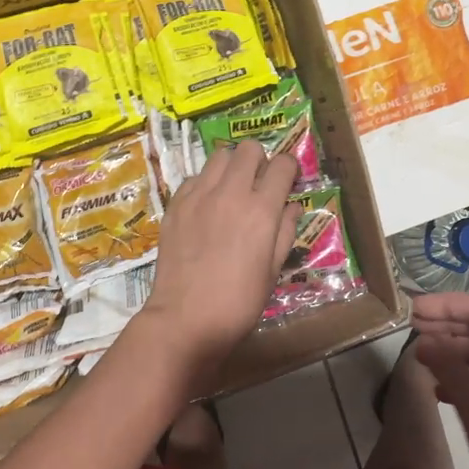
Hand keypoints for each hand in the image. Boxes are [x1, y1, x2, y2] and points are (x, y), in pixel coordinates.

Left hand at [141, 139, 301, 380]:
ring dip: (232, 166)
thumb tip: (292, 206)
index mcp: (261, 209)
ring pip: (220, 155)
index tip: (289, 180)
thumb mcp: (273, 271)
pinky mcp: (176, 203)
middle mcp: (231, 192)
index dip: (290, 168)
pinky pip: (196, 177)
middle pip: (250, 149)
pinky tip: (208, 206)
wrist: (185, 319)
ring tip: (232, 190)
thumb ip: (285, 231)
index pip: (283, 165)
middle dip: (261, 160)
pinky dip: (207, 183)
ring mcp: (199, 195)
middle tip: (260, 183)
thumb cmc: (238, 302)